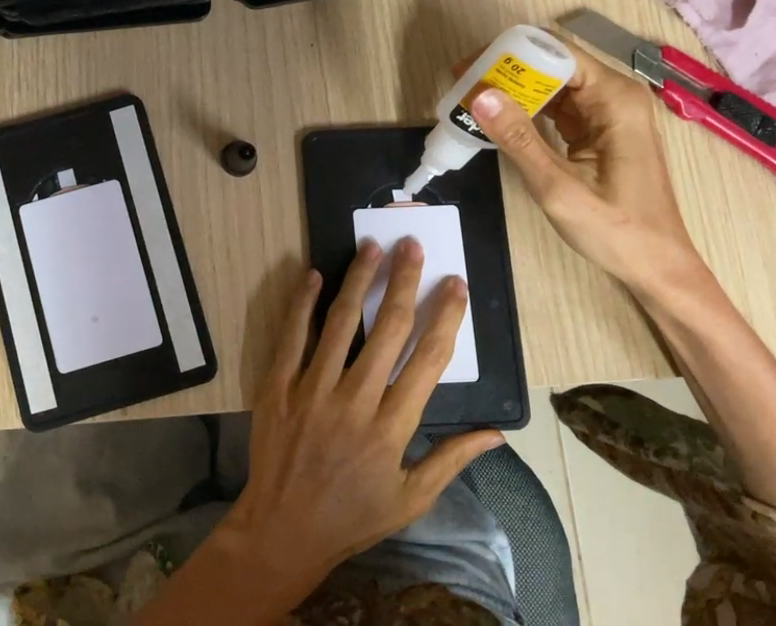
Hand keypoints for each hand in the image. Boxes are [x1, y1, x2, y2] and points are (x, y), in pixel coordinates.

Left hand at [219, 239, 502, 598]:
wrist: (284, 528)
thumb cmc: (353, 515)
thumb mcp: (411, 499)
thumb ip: (452, 460)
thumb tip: (498, 433)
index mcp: (392, 428)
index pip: (427, 361)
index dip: (445, 318)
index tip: (456, 285)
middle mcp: (354, 401)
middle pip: (387, 330)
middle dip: (404, 283)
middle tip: (413, 246)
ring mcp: (311, 390)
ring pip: (340, 323)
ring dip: (358, 280)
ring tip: (372, 246)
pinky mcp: (277, 386)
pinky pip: (292, 336)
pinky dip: (303, 303)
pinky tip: (314, 275)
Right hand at [468, 39, 704, 292]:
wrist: (658, 267)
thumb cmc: (616, 230)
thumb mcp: (558, 188)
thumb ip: (519, 139)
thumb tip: (480, 95)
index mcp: (616, 99)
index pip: (556, 52)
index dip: (510, 54)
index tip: (468, 69)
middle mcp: (616, 96)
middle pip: (553, 63)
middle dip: (506, 71)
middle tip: (461, 87)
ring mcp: (609, 113)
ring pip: (552, 85)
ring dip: (513, 91)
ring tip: (470, 101)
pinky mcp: (599, 130)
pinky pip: (558, 107)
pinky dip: (527, 110)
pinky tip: (497, 121)